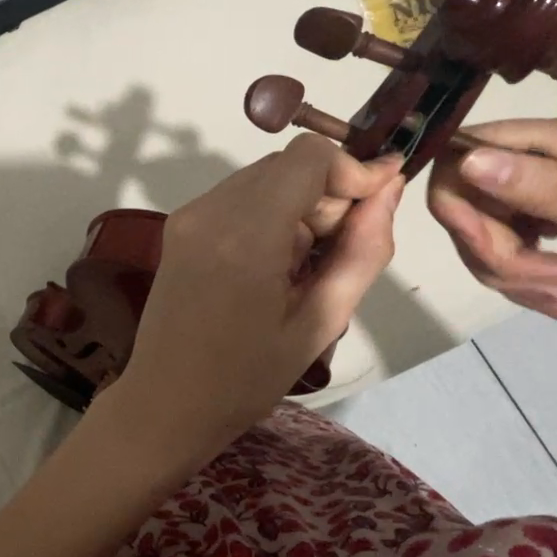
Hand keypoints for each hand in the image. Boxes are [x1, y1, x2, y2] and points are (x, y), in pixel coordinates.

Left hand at [113, 134, 404, 455]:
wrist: (167, 400)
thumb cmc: (248, 376)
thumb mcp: (322, 320)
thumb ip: (363, 249)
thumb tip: (388, 188)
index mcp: (245, 234)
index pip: (309, 156)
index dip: (352, 171)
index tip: (377, 206)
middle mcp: (209, 211)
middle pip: (286, 165)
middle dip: (325, 196)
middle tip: (335, 255)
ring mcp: (187, 216)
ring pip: (262, 179)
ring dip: (297, 207)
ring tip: (299, 270)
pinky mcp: (177, 226)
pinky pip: (236, 197)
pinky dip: (267, 215)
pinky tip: (270, 266)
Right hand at [428, 111, 556, 344]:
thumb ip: (549, 191)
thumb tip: (464, 160)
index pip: (472, 149)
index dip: (459, 200)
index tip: (491, 250)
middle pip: (473, 190)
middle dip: (488, 244)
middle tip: (537, 283)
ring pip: (489, 219)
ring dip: (506, 265)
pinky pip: (515, 235)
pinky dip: (522, 270)